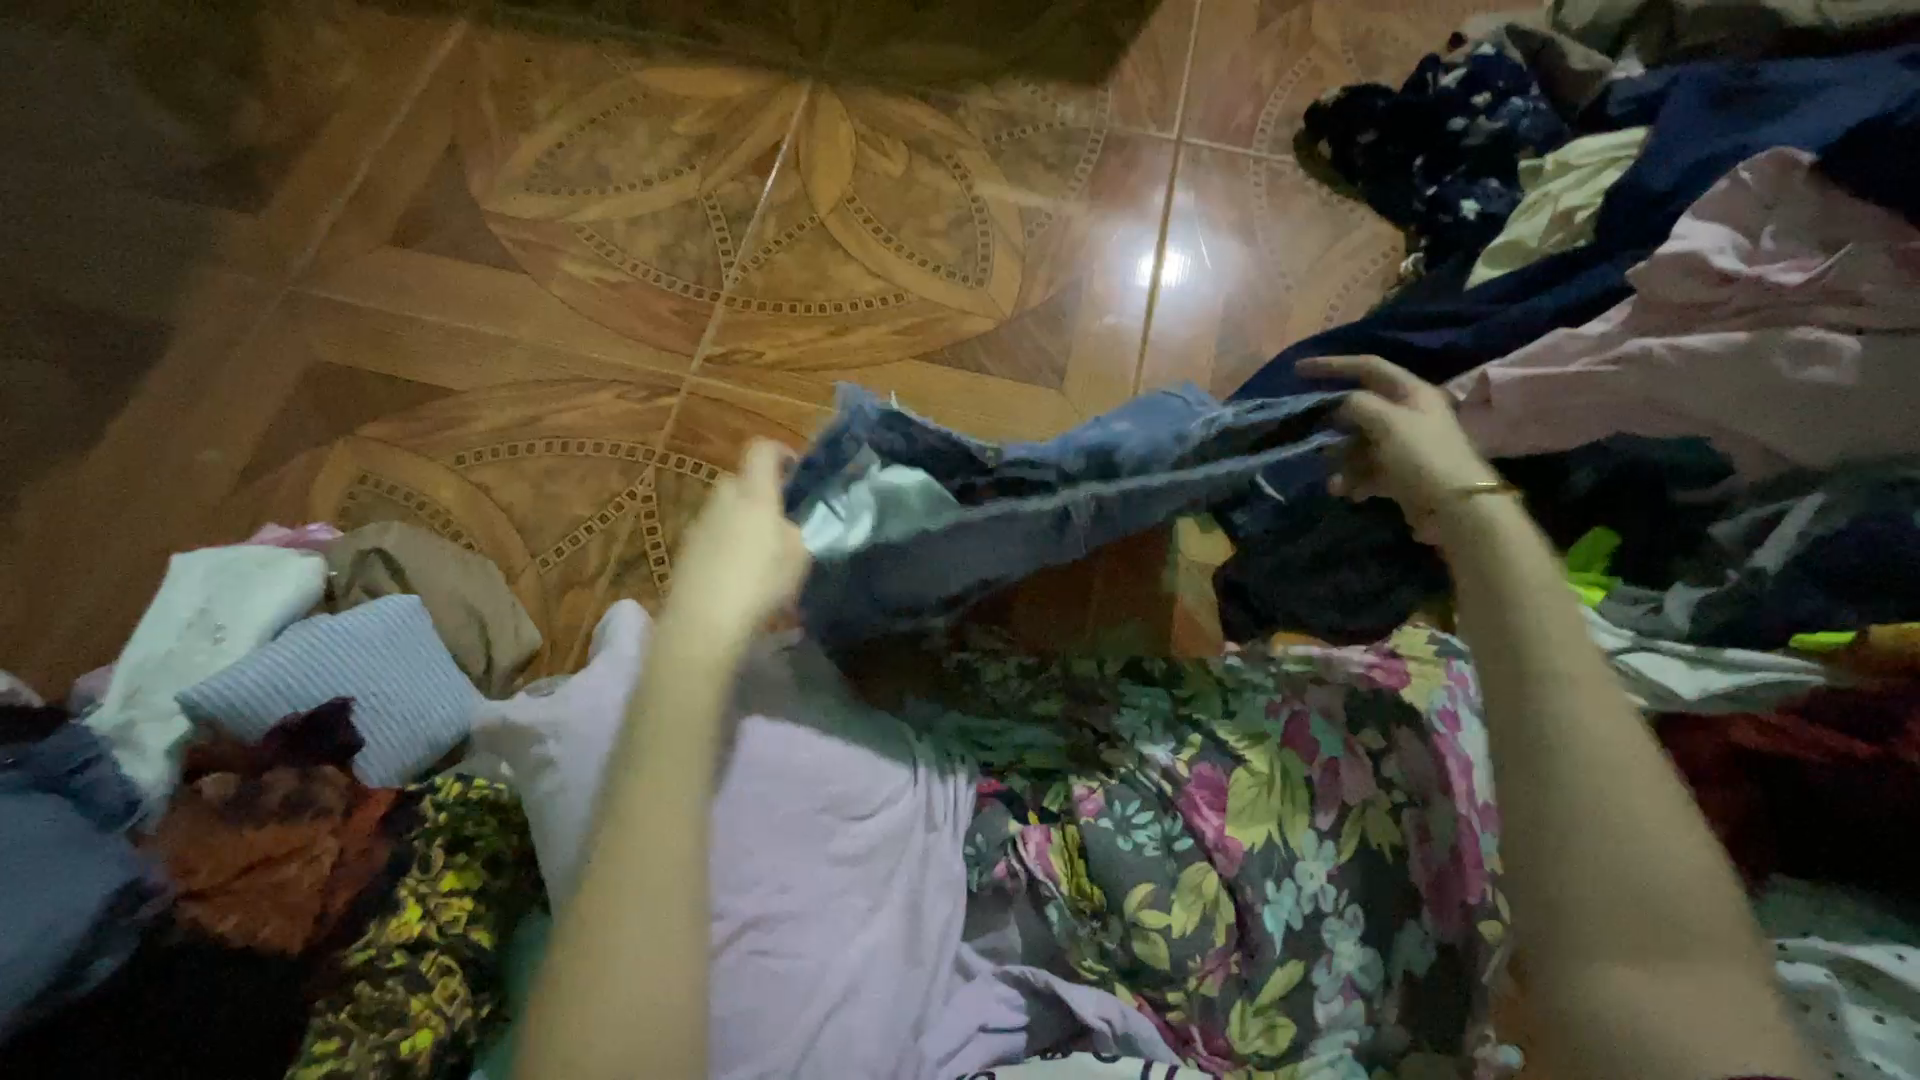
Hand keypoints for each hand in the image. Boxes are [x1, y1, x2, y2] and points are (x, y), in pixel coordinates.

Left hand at [663, 439, 811, 646]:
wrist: (703, 622)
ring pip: (724, 510)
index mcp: (755, 496)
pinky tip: (735, 576)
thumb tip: (783, 526)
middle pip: (739, 481)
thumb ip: (794, 533)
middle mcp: (723, 501)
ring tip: (757, 555)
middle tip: (776, 521)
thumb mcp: (798, 558)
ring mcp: (699, 525)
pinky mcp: (684, 550)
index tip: (793, 467)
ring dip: (739, 520)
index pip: (761, 450)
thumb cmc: (759, 585)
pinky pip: (711, 535)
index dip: (778, 451)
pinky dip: (724, 545)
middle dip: (758, 493)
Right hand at [1297, 354, 1501, 542]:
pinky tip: (1348, 492)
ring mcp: (1403, 445)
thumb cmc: (1421, 455)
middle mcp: (1407, 414)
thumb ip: (1357, 405)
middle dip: (1333, 426)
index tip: (1299, 370)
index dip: (1333, 365)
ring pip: (1358, 444)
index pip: (1368, 367)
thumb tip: (1339, 406)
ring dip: (1342, 460)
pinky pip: (1365, 470)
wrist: (1454, 507)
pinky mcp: (1398, 472)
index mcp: (1411, 393)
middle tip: (1310, 434)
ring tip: (1335, 479)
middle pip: (1359, 409)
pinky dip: (1353, 479)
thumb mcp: (1387, 421)